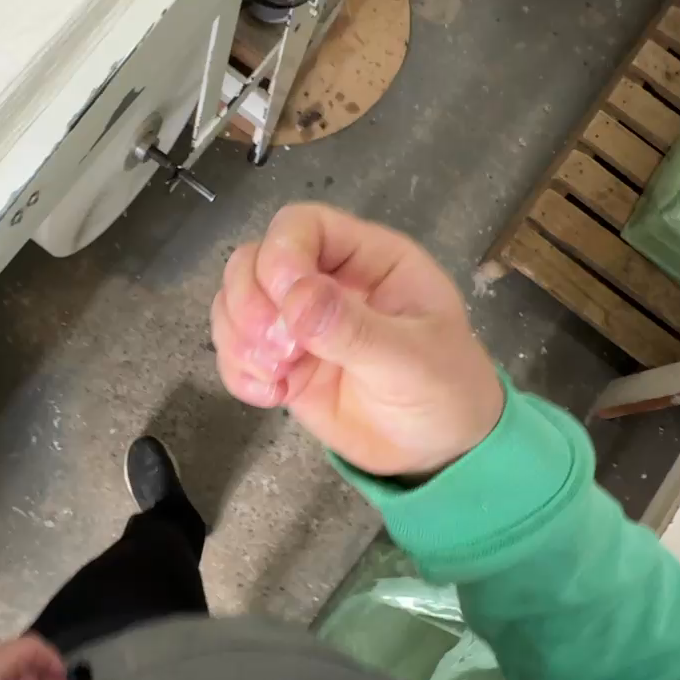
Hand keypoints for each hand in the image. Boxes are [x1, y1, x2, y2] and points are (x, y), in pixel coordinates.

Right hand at [210, 203, 504, 477]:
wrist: (436, 454)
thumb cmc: (444, 393)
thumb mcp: (413, 360)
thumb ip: (356, 329)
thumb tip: (296, 299)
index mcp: (369, 260)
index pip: (304, 226)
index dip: (281, 254)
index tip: (286, 302)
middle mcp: (325, 280)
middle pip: (254, 260)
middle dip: (250, 303)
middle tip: (280, 350)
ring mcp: (297, 322)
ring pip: (235, 302)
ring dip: (240, 339)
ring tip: (276, 377)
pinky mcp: (280, 362)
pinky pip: (235, 350)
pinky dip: (238, 371)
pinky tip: (270, 396)